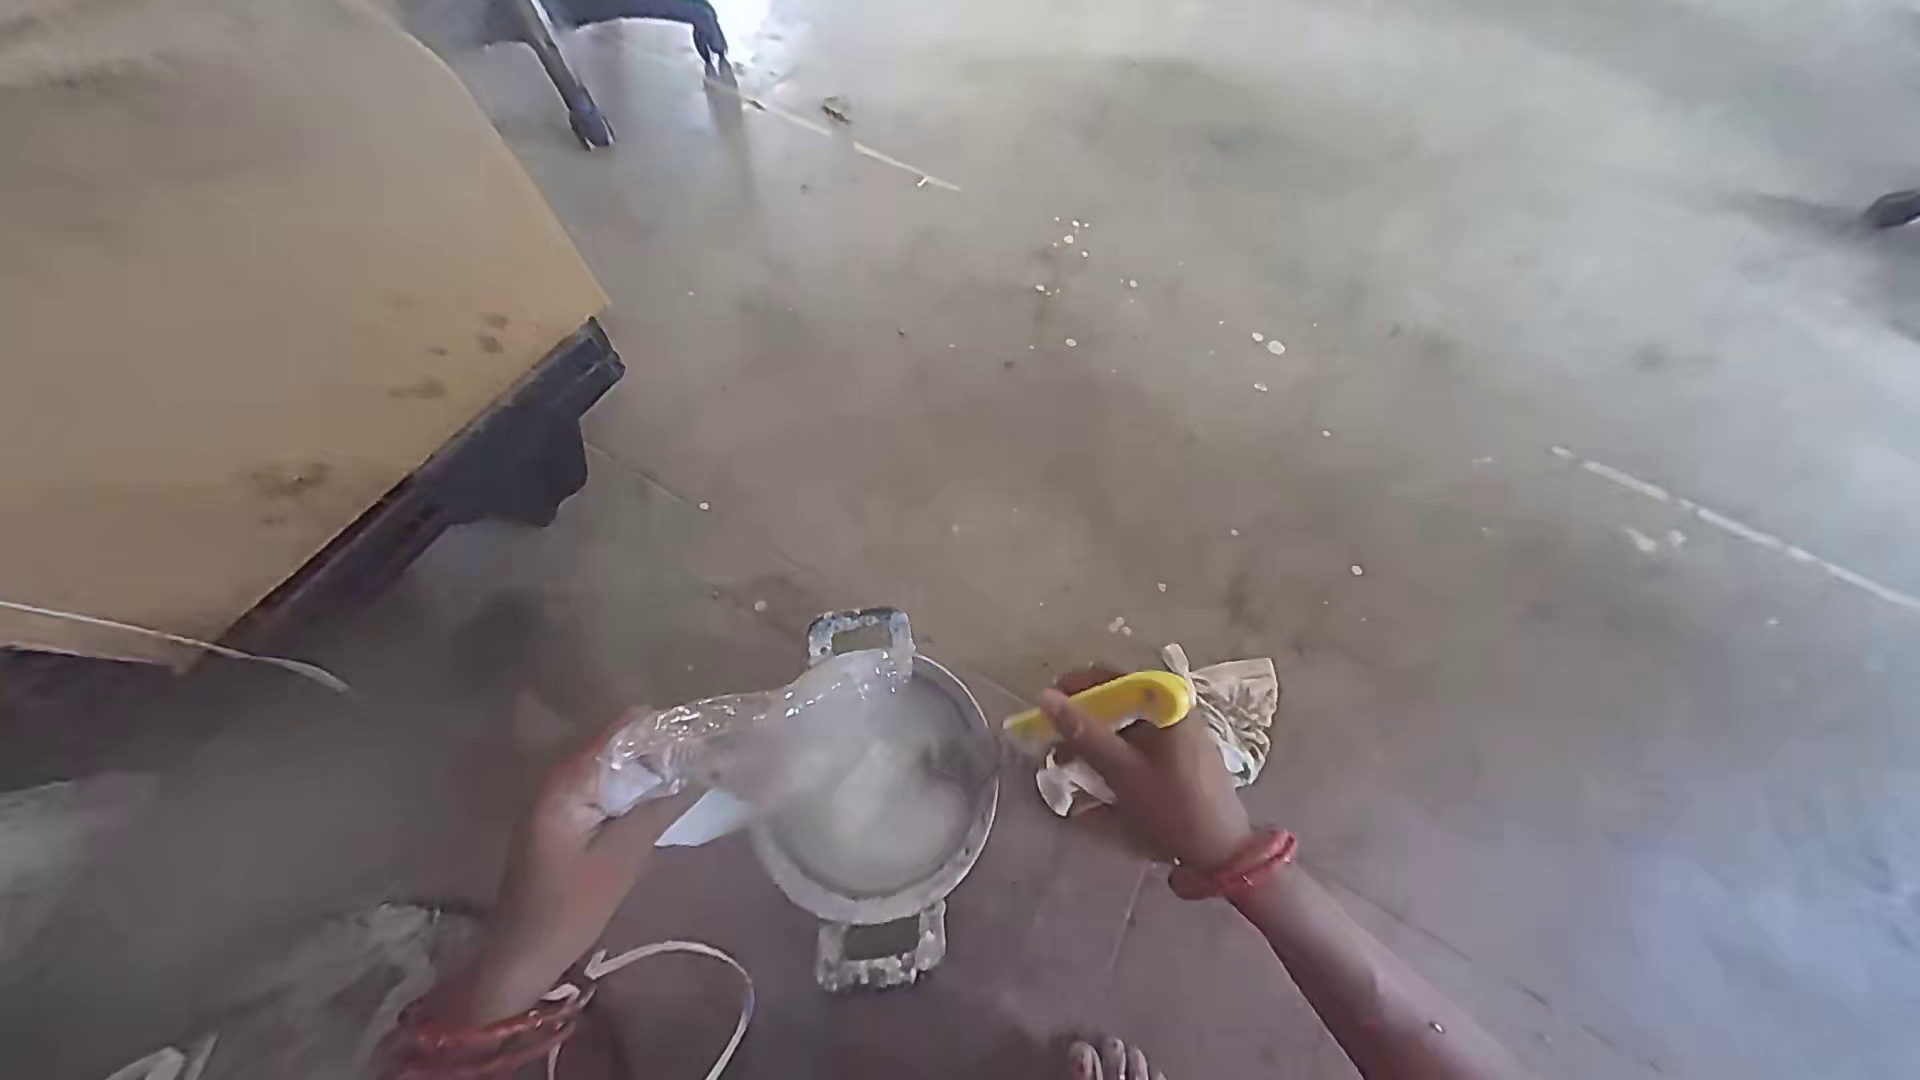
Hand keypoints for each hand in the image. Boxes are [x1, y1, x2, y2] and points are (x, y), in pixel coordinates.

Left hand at [433, 710, 694, 1023]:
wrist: (519, 961)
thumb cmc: (567, 909)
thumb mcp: (623, 857)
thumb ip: (660, 808)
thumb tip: (700, 772)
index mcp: (568, 781)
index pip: (623, 728)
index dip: (664, 728)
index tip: (701, 738)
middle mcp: (561, 777)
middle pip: (622, 741)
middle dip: (662, 748)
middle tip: (703, 762)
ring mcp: (561, 796)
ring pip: (618, 763)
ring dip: (652, 769)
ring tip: (692, 777)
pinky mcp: (567, 814)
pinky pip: (610, 784)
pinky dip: (637, 787)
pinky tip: (663, 800)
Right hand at [1043, 666, 1251, 868]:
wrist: (1223, 853)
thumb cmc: (1172, 807)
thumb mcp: (1121, 770)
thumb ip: (1083, 732)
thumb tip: (1045, 698)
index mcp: (1164, 701)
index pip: (1110, 676)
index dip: (1074, 686)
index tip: (1047, 707)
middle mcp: (1172, 706)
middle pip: (1116, 697)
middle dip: (1081, 715)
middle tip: (1053, 736)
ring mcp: (1178, 727)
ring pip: (1124, 718)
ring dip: (1093, 734)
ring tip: (1067, 758)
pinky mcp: (1179, 749)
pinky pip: (1138, 736)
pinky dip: (1113, 747)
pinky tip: (1096, 768)